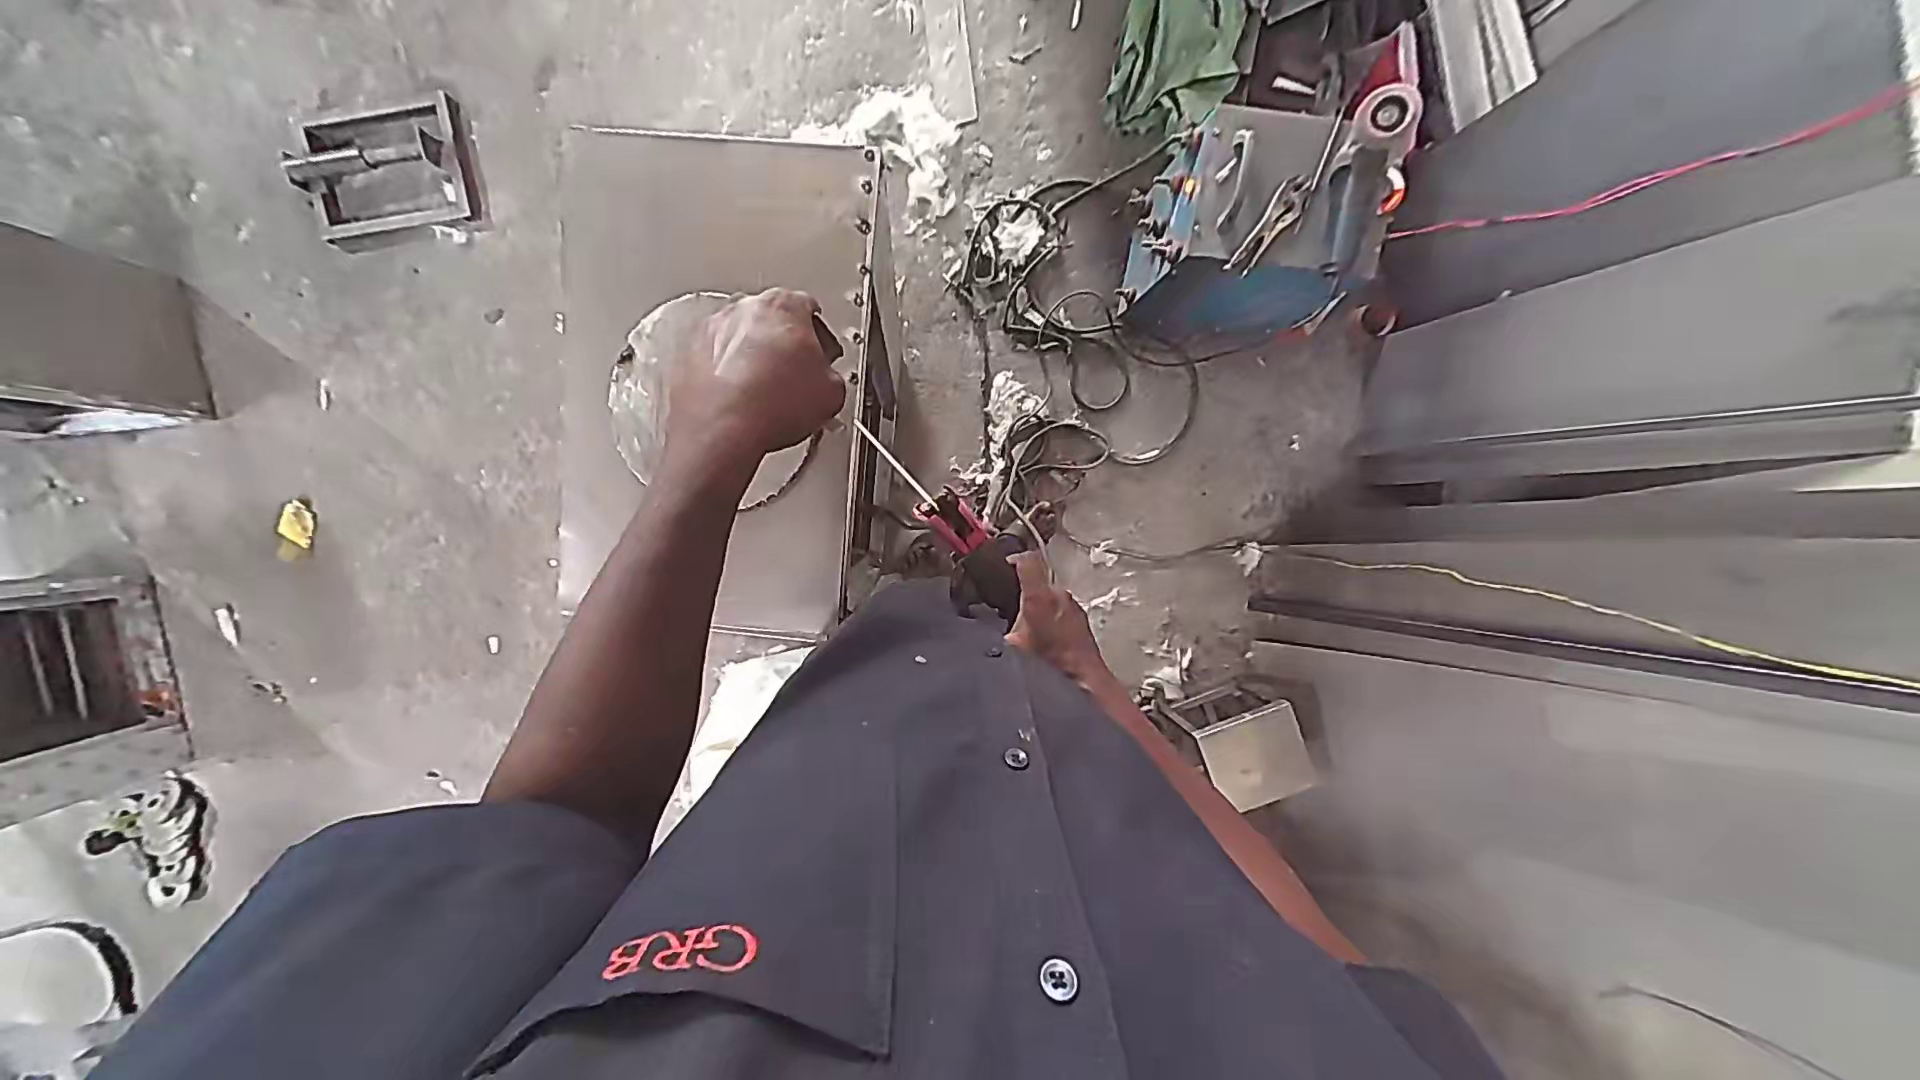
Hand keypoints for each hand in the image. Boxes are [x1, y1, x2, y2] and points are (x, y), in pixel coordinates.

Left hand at [667, 288, 847, 475]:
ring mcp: (712, 330)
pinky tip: (742, 403)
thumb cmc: (771, 405)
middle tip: (795, 377)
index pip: (809, 308)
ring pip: (740, 340)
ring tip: (767, 395)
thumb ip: (831, 374)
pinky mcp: (689, 355)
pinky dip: (727, 376)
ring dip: (753, 360)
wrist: (723, 430)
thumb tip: (826, 382)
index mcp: (784, 307)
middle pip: (771, 322)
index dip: (819, 336)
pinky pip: (715, 361)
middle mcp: (743, 309)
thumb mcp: (831, 392)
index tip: (821, 353)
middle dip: (783, 346)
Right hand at [1005, 553, 1117, 692]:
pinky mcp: (1081, 618)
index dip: (1014, 559)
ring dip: (1041, 607)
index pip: (1028, 562)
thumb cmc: (1053, 666)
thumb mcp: (1014, 648)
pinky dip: (1054, 618)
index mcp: (1040, 598)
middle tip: (1013, 612)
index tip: (1007, 563)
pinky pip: (1062, 610)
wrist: (1084, 683)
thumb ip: (1003, 634)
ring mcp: (1073, 606)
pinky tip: (1048, 638)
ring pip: (1050, 596)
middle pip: (1038, 582)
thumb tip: (989, 633)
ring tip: (1032, 629)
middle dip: (1025, 593)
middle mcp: (1059, 596)